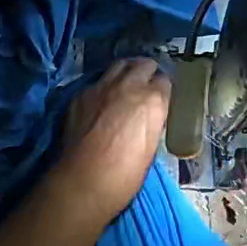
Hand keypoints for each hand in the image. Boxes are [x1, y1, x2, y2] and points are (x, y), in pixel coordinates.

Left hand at [49, 58, 171, 224]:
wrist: (84, 181)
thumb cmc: (125, 175)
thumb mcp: (151, 148)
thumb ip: (151, 123)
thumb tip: (148, 118)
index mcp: (153, 101)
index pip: (165, 82)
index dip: (162, 90)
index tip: (161, 98)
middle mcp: (129, 86)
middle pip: (143, 65)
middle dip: (147, 72)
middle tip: (146, 84)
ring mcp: (102, 87)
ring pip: (119, 65)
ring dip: (126, 71)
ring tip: (127, 82)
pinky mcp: (81, 94)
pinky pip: (98, 81)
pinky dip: (105, 86)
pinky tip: (103, 99)